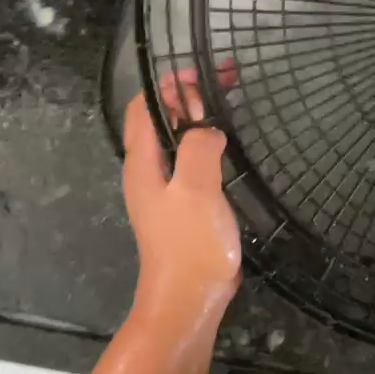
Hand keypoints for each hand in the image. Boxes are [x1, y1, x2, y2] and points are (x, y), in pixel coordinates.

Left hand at [122, 79, 240, 314]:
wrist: (189, 298)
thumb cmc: (189, 243)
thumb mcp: (196, 188)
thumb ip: (199, 147)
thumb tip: (208, 129)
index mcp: (143, 163)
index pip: (144, 107)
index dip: (169, 83)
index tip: (205, 74)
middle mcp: (149, 171)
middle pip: (160, 119)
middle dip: (187, 94)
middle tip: (226, 84)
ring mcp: (166, 189)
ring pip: (178, 139)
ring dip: (199, 117)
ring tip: (230, 105)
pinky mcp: (185, 204)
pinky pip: (192, 160)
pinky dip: (208, 141)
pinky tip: (231, 145)